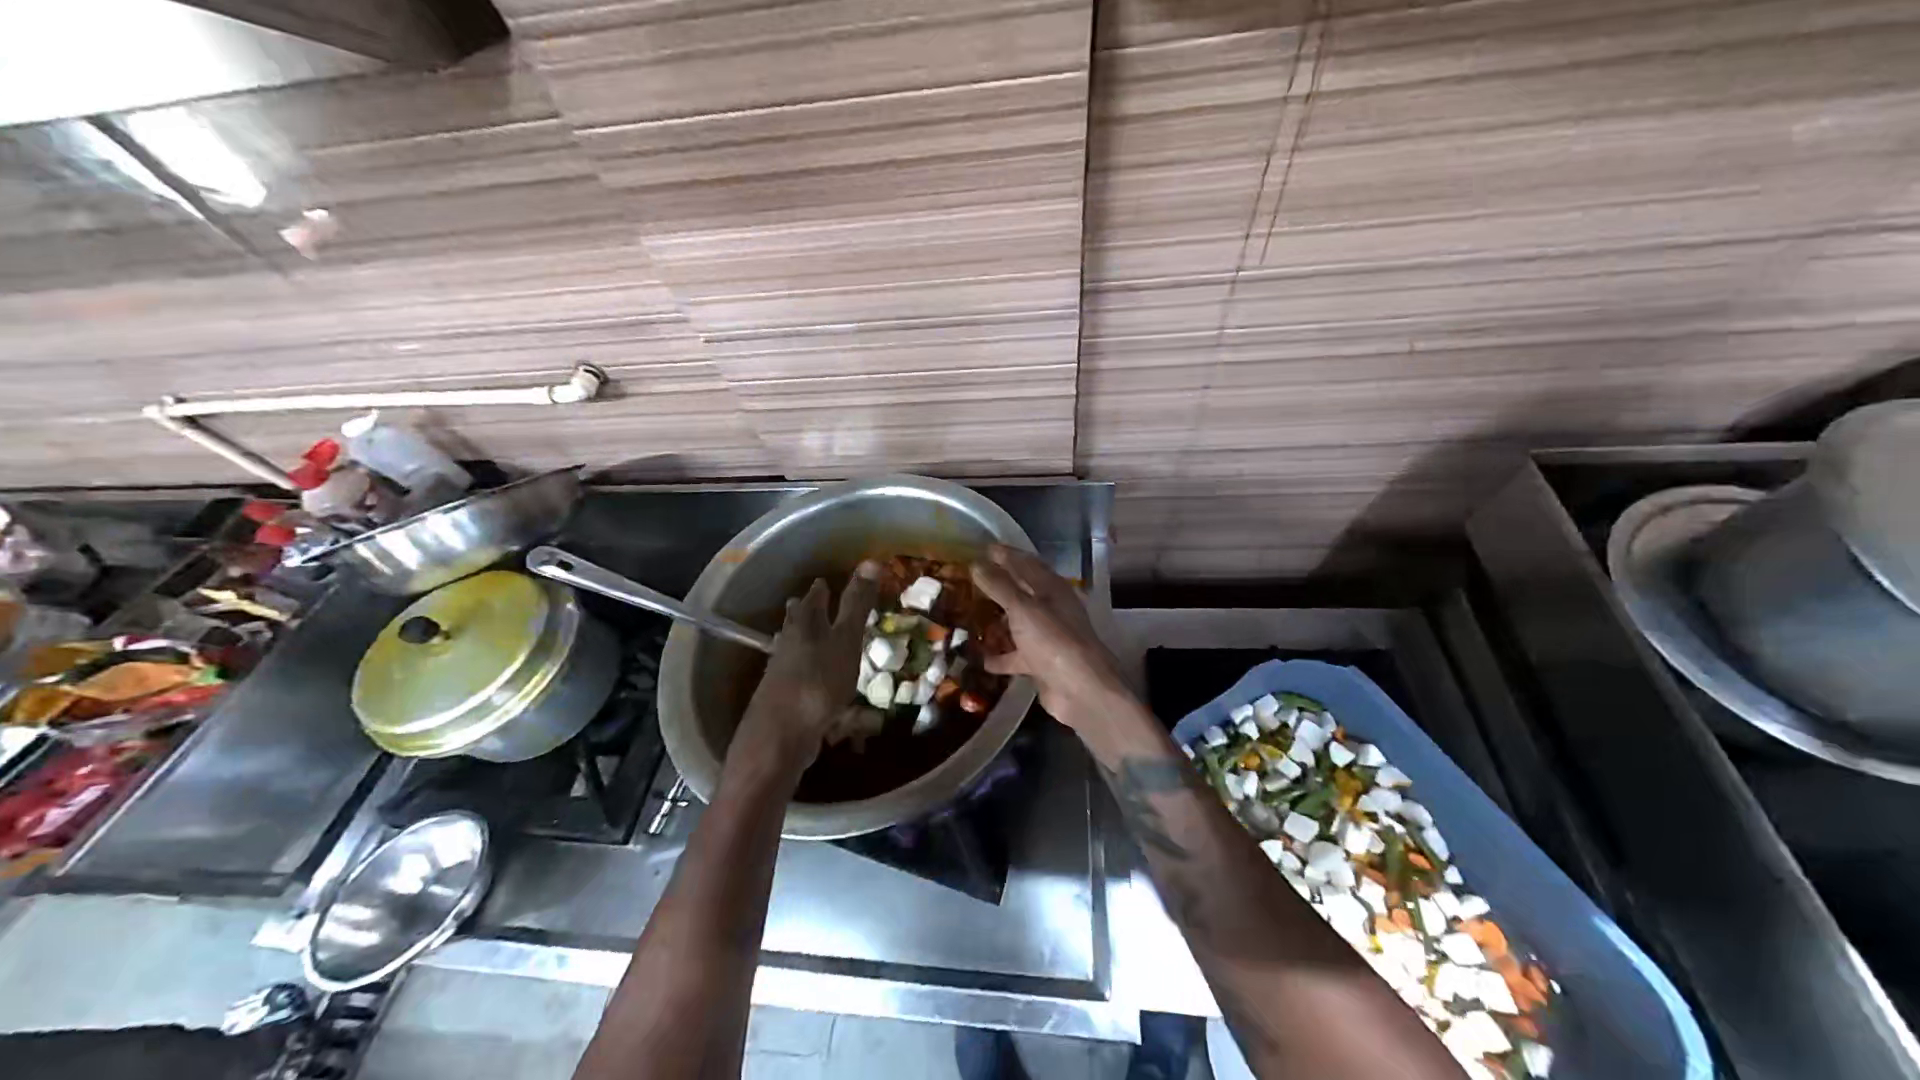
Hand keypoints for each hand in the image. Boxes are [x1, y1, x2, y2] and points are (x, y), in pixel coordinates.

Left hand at [730, 563, 879, 779]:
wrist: (781, 735)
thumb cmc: (818, 681)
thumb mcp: (846, 640)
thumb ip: (857, 604)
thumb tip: (871, 561)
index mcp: (805, 624)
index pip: (815, 598)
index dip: (823, 588)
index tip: (827, 580)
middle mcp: (789, 642)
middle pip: (797, 620)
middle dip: (807, 610)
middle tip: (814, 601)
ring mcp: (782, 670)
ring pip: (794, 644)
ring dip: (804, 637)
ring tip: (813, 634)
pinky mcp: (784, 696)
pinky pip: (798, 671)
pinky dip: (806, 665)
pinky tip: (813, 676)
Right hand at [969, 545, 1139, 734]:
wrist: (1080, 689)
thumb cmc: (1053, 640)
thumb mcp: (1022, 608)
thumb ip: (999, 585)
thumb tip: (976, 563)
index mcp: (1052, 589)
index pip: (1026, 563)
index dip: (1006, 554)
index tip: (982, 547)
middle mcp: (1051, 609)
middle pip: (1022, 592)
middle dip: (999, 586)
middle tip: (970, 580)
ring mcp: (1047, 637)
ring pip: (1018, 623)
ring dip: (997, 620)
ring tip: (969, 614)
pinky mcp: (1040, 663)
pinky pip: (1015, 655)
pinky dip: (998, 655)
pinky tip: (977, 656)